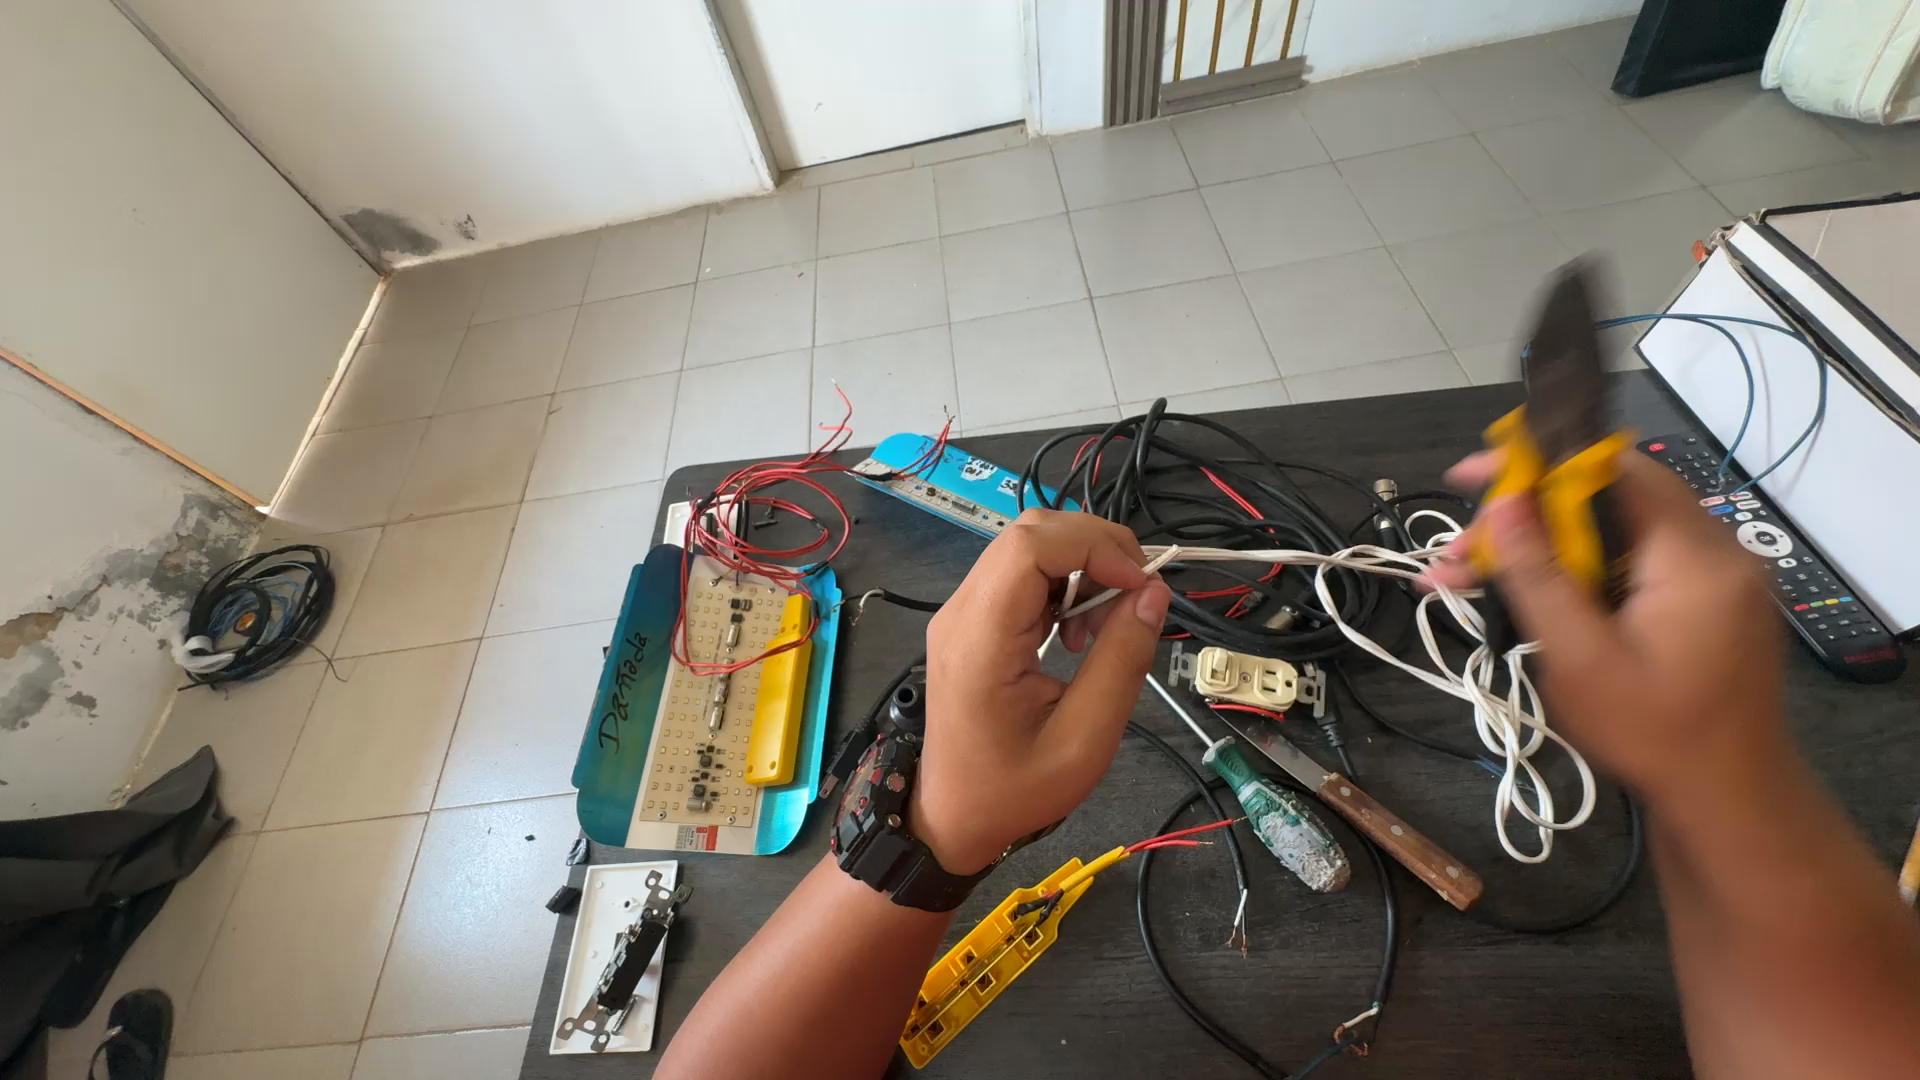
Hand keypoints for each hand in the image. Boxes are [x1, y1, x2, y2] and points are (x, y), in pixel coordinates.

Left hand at [913, 509, 1172, 873]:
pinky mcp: (972, 620)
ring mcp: (962, 613)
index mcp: (979, 640)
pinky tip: (1079, 631)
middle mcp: (962, 612)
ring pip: (1028, 548)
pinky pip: (1022, 576)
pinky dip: (1063, 586)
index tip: (1141, 584)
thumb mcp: (1084, 741)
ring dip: (1081, 567)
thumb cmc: (1014, 791)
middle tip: (1137, 593)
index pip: (1029, 546)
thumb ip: (1121, 662)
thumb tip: (1154, 593)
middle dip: (1095, 547)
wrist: (953, 815)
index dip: (1094, 546)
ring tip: (1105, 624)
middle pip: (1029, 534)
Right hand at [1426, 450, 1789, 801]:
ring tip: (1457, 579)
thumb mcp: (1579, 654)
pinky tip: (1505, 593)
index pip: (1612, 473)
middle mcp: (1705, 553)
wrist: (1723, 795)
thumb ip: (1539, 575)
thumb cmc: (1650, 730)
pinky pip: (1609, 561)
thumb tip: (1502, 502)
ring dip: (1524, 549)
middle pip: (1596, 502)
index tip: (1468, 476)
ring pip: (1594, 533)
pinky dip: (1554, 571)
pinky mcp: (1683, 599)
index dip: (1536, 463)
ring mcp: (1697, 576)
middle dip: (1515, 519)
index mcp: (1693, 559)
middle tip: (1454, 555)